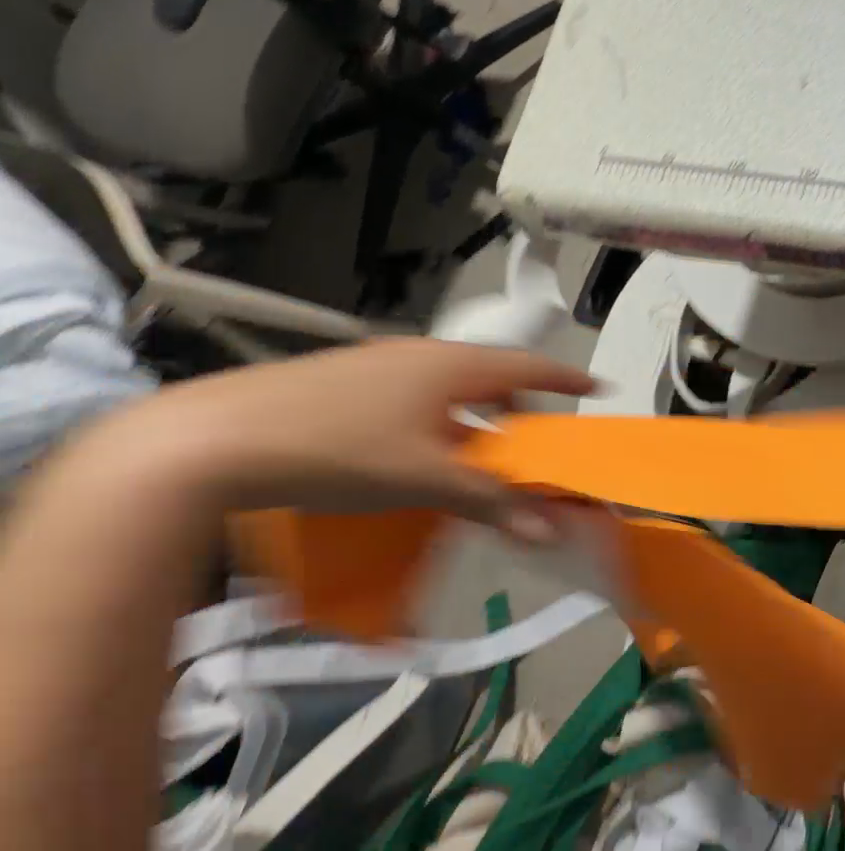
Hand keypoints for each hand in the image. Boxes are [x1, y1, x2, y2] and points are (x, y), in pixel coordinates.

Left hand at [44, 338, 592, 536]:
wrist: (206, 442)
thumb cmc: (335, 448)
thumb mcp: (424, 480)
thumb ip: (491, 502)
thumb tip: (548, 531)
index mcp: (451, 365)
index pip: (529, 365)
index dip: (567, 378)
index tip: (597, 387)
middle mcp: (418, 353)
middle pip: (488, 374)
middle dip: (516, 404)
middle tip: (529, 436)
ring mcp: (373, 363)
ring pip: (445, 385)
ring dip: (471, 414)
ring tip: (469, 452)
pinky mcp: (337, 379)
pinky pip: (409, 393)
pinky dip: (431, 417)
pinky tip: (408, 453)